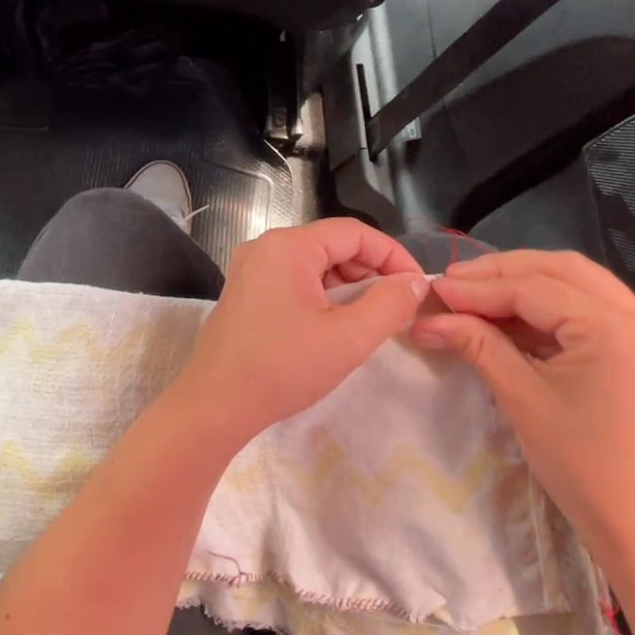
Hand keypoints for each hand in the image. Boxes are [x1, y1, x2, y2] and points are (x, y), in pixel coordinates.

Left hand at [173, 219, 430, 446]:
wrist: (217, 402)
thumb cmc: (283, 367)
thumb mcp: (348, 338)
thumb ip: (389, 304)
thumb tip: (414, 281)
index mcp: (287, 246)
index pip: (353, 232)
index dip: (392, 255)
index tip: (417, 287)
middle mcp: (265, 246)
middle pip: (332, 244)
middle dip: (370, 271)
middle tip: (395, 307)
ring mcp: (251, 268)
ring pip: (313, 263)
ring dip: (347, 285)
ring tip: (369, 319)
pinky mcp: (245, 290)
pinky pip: (293, 278)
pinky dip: (321, 294)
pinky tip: (335, 324)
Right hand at [410, 251, 634, 634]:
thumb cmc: (590, 474)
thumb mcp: (524, 402)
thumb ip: (478, 346)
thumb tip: (427, 319)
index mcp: (621, 331)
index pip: (535, 288)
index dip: (478, 287)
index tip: (433, 290)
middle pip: (564, 270)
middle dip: (503, 272)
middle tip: (454, 284)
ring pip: (584, 285)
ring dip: (529, 285)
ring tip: (478, 299)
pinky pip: (601, 311)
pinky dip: (556, 309)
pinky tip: (519, 322)